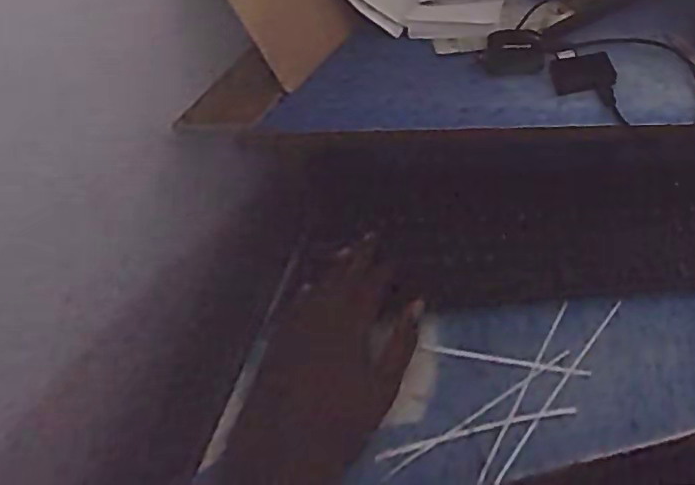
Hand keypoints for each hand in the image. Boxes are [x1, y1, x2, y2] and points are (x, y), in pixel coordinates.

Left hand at [222, 239, 421, 484]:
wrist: (279, 459)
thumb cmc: (340, 425)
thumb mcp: (382, 389)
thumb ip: (402, 342)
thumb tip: (418, 304)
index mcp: (351, 325)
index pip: (372, 285)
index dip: (385, 269)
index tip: (396, 259)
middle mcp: (322, 318)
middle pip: (344, 277)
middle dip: (360, 255)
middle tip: (371, 235)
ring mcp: (295, 330)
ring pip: (317, 288)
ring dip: (334, 268)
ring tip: (346, 251)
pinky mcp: (276, 345)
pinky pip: (292, 308)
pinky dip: (304, 293)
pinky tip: (307, 287)